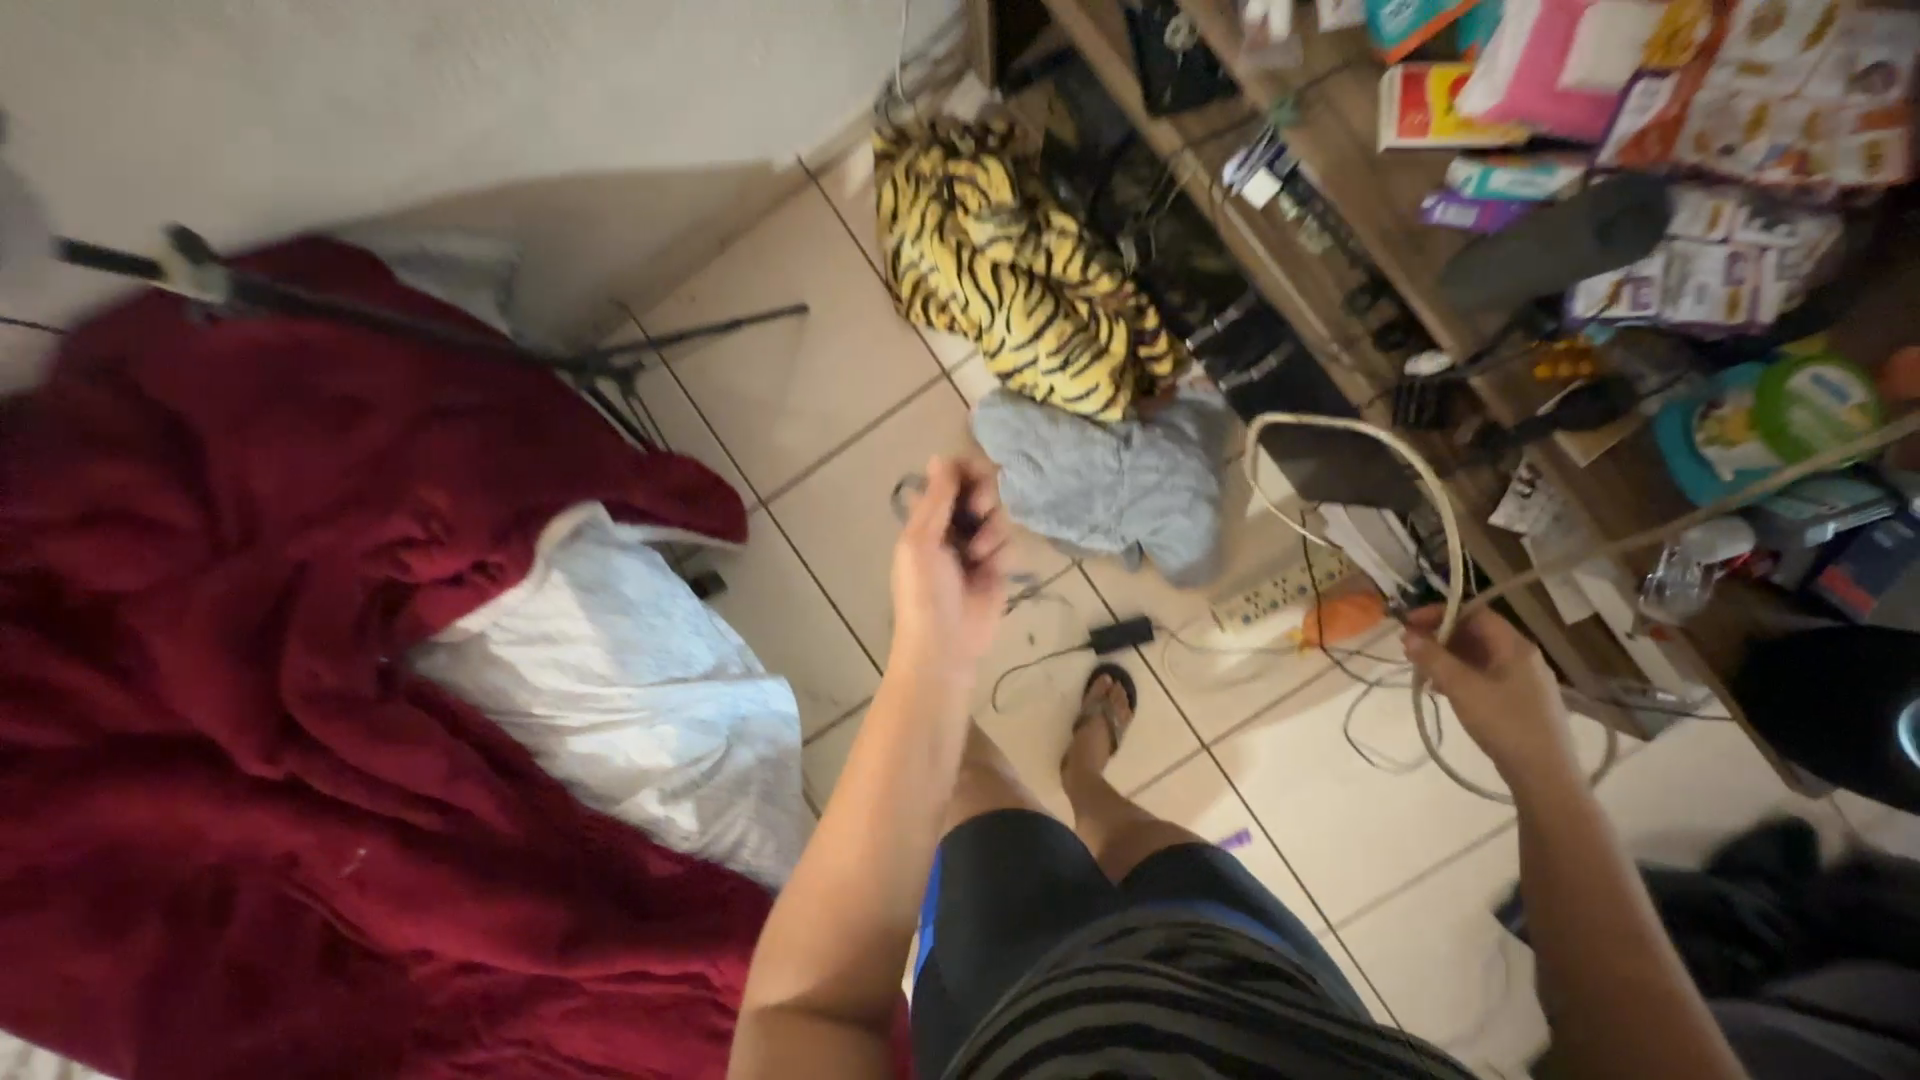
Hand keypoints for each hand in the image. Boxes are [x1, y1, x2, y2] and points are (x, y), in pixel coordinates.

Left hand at [889, 456, 1009, 679]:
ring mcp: (976, 548)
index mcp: (926, 519)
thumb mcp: (920, 542)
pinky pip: (1009, 543)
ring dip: (992, 528)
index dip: (964, 471)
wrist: (945, 643)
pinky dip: (1002, 552)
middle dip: (983, 496)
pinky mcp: (998, 568)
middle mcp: (952, 528)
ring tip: (980, 553)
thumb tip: (939, 456)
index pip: (949, 479)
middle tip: (980, 508)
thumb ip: (935, 500)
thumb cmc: (923, 592)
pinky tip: (990, 570)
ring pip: (998, 516)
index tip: (974, 475)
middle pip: (979, 491)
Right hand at [1401, 606, 1579, 780]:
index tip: (1409, 624)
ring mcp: (1523, 679)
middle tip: (1409, 649)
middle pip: (1476, 633)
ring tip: (1420, 671)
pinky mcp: (1519, 700)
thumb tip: (1408, 635)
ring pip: (1478, 656)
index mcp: (1514, 646)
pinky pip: (1484, 675)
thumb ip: (1433, 659)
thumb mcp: (1462, 688)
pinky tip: (1441, 690)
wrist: (1544, 773)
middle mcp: (1522, 656)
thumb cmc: (1504, 723)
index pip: (1474, 612)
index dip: (1439, 612)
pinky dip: (1459, 675)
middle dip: (1439, 637)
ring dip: (1446, 657)